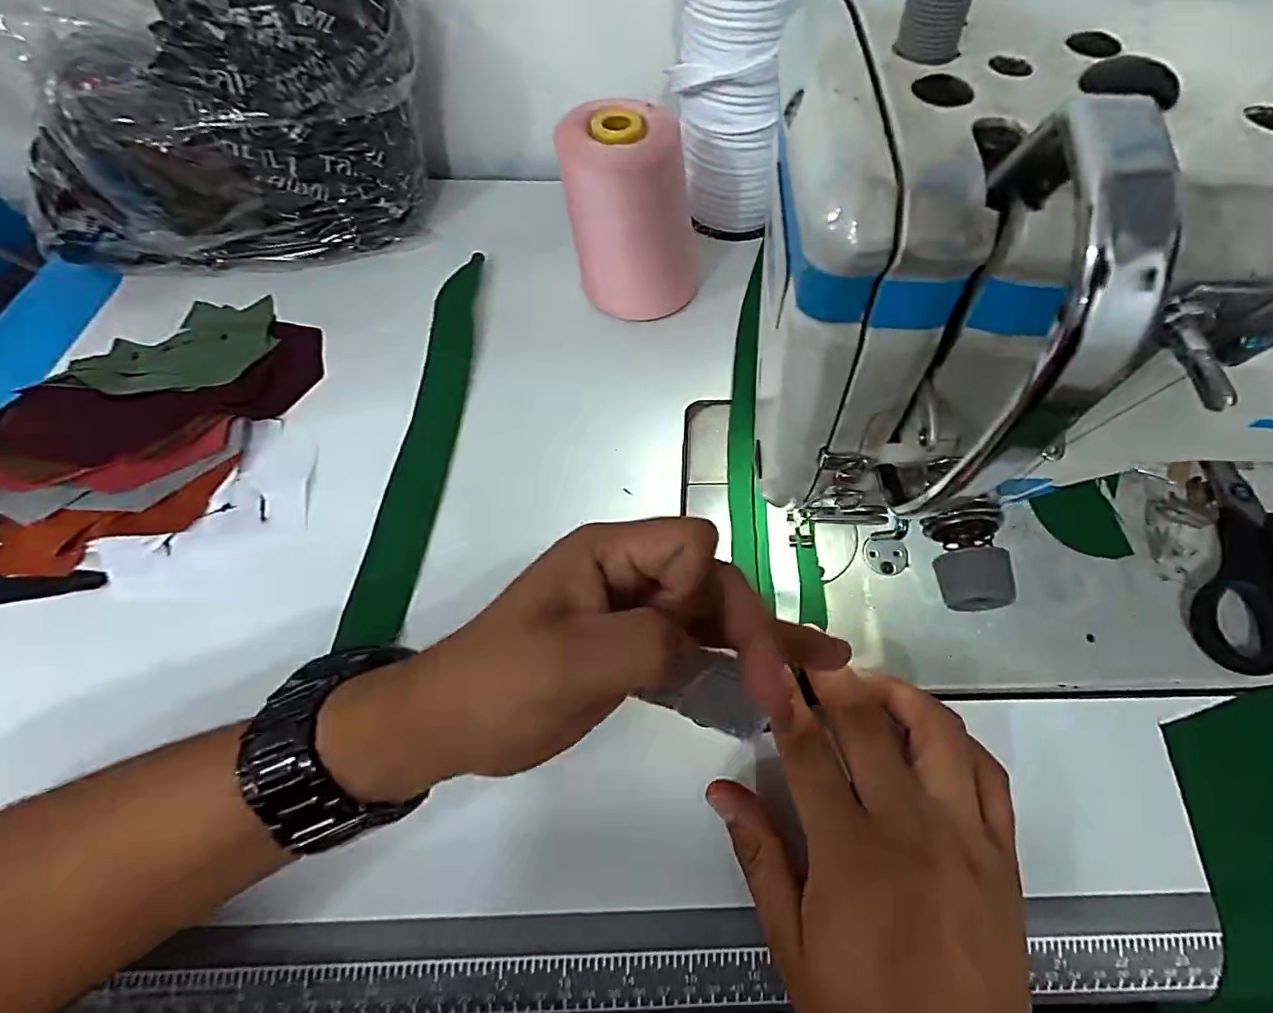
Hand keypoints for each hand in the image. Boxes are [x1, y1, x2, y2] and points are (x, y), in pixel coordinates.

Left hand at [319, 518, 850, 801]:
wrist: (448, 728)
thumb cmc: (498, 686)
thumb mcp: (570, 662)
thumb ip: (649, 642)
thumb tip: (696, 649)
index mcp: (611, 554)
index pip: (690, 544)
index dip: (696, 590)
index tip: (673, 640)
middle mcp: (633, 572)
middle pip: (713, 582)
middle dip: (751, 629)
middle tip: (782, 689)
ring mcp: (640, 610)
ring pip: (716, 614)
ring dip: (764, 643)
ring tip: (824, 665)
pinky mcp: (641, 647)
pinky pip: (700, 646)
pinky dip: (738, 662)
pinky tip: (777, 678)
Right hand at [706, 669, 1028, 1012]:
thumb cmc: (863, 1012)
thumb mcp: (795, 945)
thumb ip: (761, 858)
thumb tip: (725, 794)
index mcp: (851, 853)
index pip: (810, 753)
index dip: (788, 702)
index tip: (774, 667)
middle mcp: (911, 829)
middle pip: (871, 726)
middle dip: (839, 680)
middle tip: (819, 659)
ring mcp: (964, 835)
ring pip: (938, 733)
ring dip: (904, 696)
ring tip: (873, 687)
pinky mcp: (1002, 851)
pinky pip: (989, 774)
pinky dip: (960, 742)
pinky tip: (936, 736)